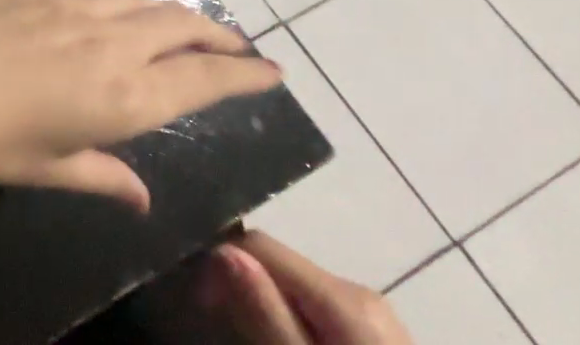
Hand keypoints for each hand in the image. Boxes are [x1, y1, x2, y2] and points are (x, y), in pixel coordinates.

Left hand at [0, 0, 282, 209]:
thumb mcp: (42, 169)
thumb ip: (99, 176)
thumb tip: (140, 197)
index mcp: (123, 97)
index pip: (204, 79)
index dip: (243, 74)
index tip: (269, 72)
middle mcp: (109, 44)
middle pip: (181, 28)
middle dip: (218, 36)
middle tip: (237, 46)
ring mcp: (68, 6)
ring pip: (140, 0)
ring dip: (174, 11)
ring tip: (186, 24)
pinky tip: (118, 2)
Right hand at [201, 231, 413, 344]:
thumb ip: (265, 314)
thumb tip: (222, 251)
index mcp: (346, 298)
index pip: (258, 245)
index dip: (219, 266)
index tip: (200, 307)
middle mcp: (362, 294)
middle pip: (278, 265)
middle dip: (243, 289)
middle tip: (224, 332)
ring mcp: (376, 318)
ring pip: (295, 288)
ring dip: (265, 308)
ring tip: (256, 343)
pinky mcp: (379, 339)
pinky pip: (317, 310)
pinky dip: (293, 323)